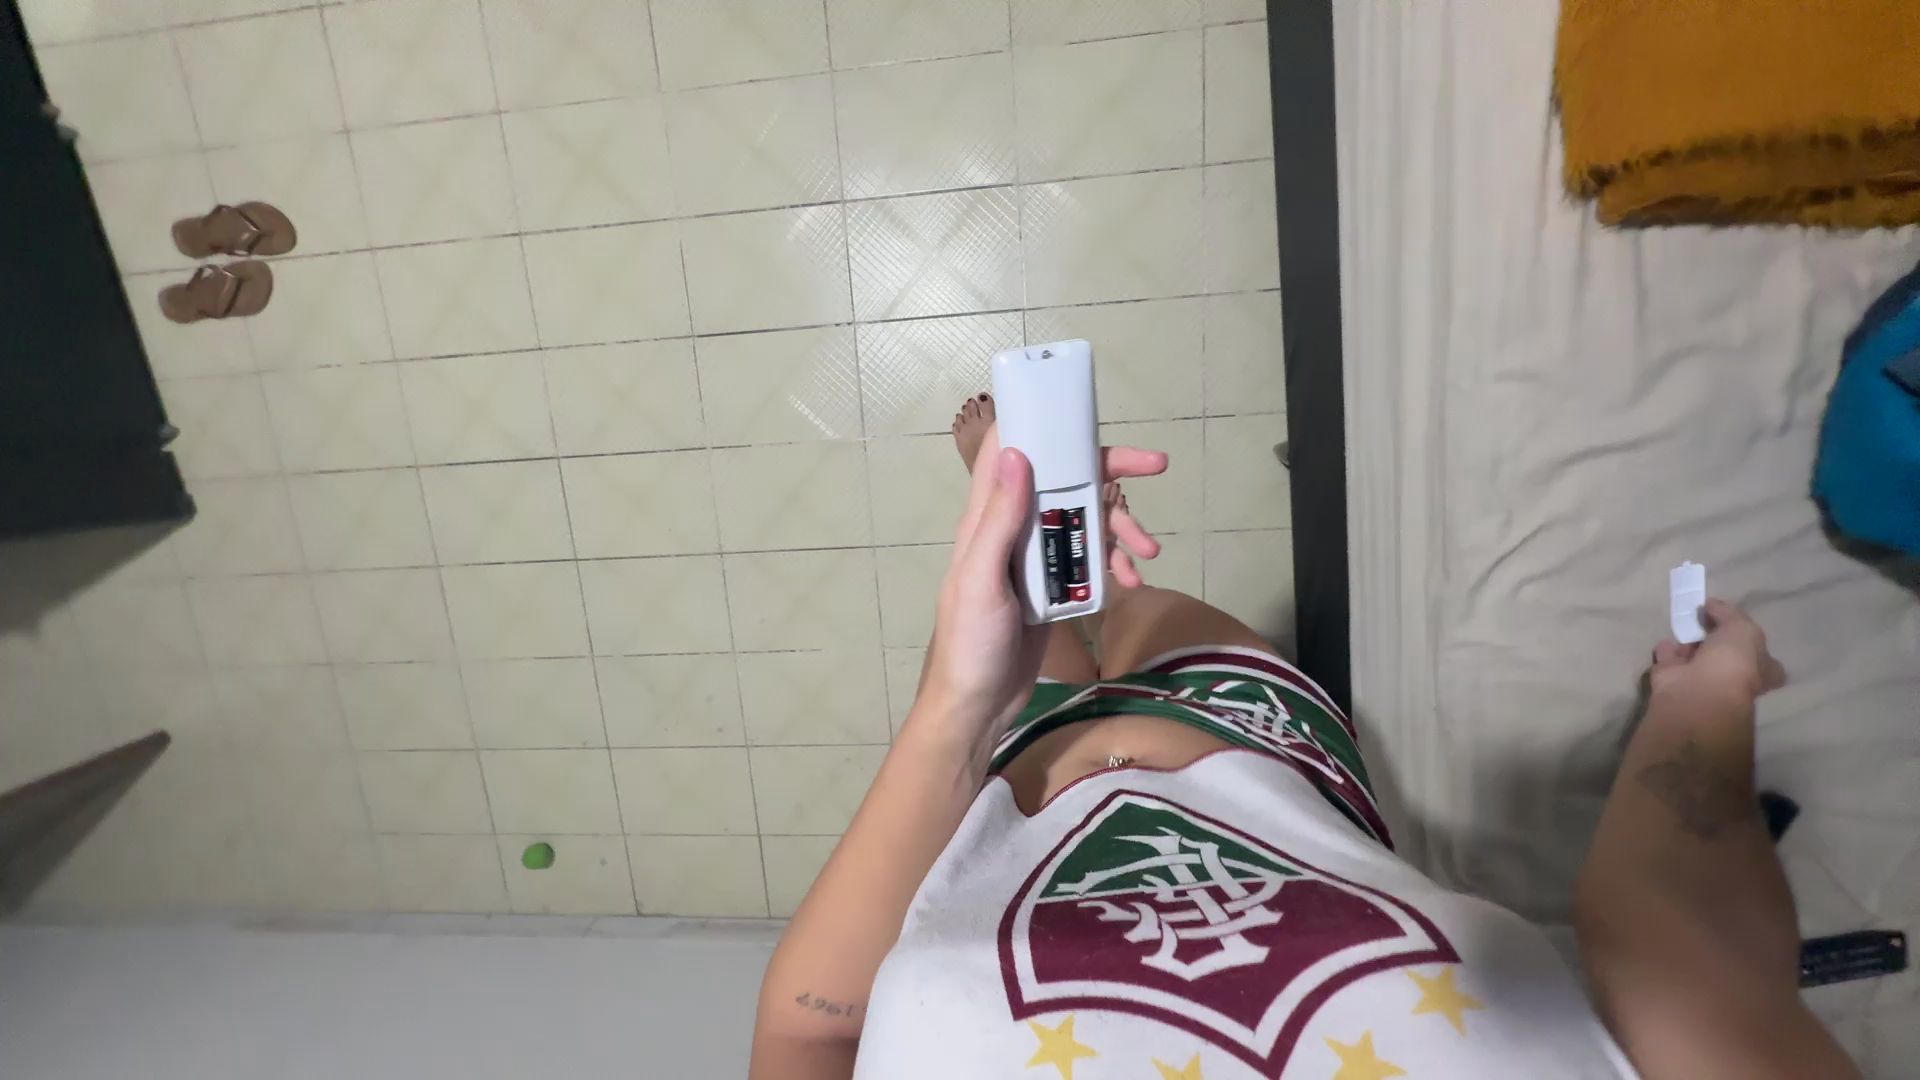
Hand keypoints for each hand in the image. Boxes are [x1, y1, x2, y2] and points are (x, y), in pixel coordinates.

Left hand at [909, 427, 1167, 754]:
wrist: (980, 703)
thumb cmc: (971, 641)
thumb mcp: (981, 578)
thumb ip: (999, 519)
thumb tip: (1020, 454)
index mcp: (988, 518)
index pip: (1012, 452)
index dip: (1044, 427)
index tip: (1084, 419)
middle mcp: (1014, 528)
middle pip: (1064, 480)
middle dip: (1109, 471)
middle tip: (1156, 465)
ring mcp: (1036, 557)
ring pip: (1084, 520)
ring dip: (1120, 527)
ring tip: (1148, 552)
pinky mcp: (1055, 586)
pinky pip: (1090, 560)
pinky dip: (1114, 564)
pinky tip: (1130, 583)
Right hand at [1649, 599, 1786, 704]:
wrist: (1696, 689)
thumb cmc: (1732, 662)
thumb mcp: (1743, 630)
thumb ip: (1730, 614)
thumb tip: (1713, 603)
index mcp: (1762, 670)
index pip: (1761, 653)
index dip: (1750, 638)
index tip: (1733, 622)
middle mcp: (1734, 675)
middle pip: (1726, 652)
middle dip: (1716, 637)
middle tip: (1705, 617)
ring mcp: (1702, 677)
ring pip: (1697, 655)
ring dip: (1691, 641)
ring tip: (1683, 623)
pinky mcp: (1673, 677)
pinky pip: (1670, 658)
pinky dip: (1667, 648)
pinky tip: (1665, 638)